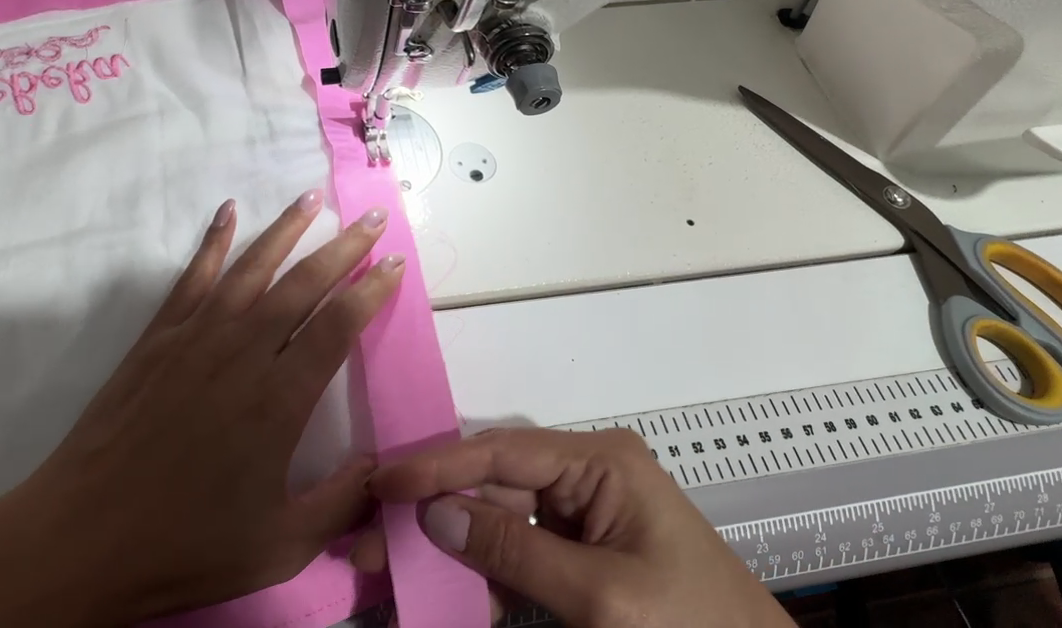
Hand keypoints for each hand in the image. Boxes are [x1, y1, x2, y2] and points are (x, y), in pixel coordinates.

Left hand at [0, 191, 404, 627]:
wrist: (85, 535)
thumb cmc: (185, 544)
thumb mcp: (279, 546)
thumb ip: (340, 503)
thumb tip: (385, 467)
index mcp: (279, 400)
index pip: (337, 326)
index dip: (371, 291)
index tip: (395, 263)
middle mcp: (242, 354)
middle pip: (303, 285)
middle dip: (344, 248)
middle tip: (371, 217)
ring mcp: (196, 338)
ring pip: (251, 270)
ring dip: (285, 230)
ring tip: (311, 198)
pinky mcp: (158, 338)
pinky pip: (192, 277)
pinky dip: (213, 241)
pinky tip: (227, 212)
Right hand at [363, 428, 792, 627]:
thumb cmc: (692, 626)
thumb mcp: (601, 595)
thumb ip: (514, 551)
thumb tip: (434, 514)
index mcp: (600, 462)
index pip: (502, 450)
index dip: (437, 464)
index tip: (383, 483)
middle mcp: (585, 476)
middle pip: (491, 482)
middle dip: (431, 507)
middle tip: (369, 529)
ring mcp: (581, 517)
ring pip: (496, 520)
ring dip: (446, 544)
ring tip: (387, 559)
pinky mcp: (578, 557)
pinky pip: (516, 555)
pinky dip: (479, 576)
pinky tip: (439, 588)